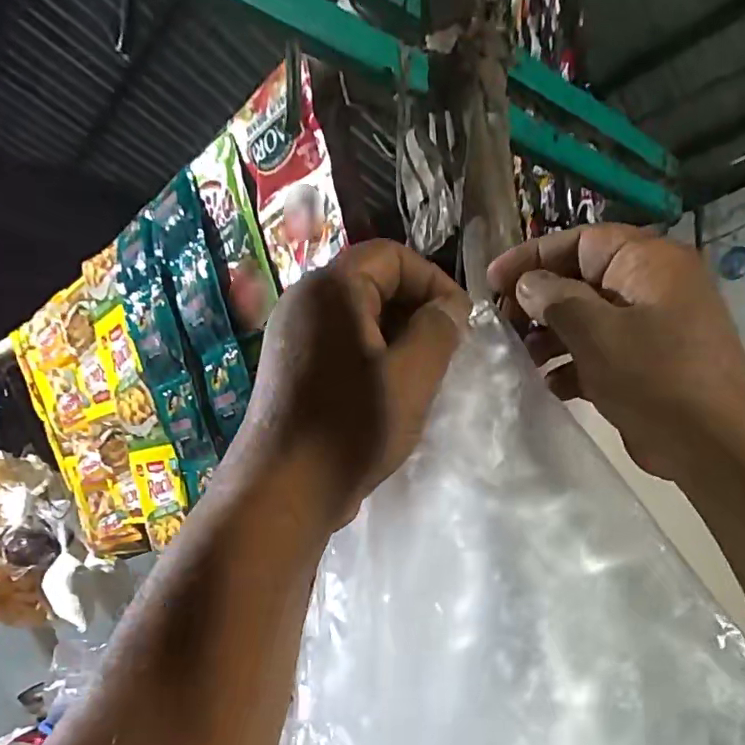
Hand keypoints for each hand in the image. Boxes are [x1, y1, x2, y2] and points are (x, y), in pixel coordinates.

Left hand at [224, 240, 471, 529]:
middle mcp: (303, 302)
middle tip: (446, 350)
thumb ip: (439, 330)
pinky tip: (387, 395)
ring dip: (396, 338)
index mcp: (332, 289)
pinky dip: (369, 358)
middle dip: (416, 311)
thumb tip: (449, 309)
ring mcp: (291, 337)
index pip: (392, 256)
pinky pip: (338, 346)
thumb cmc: (351, 427)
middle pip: (371, 283)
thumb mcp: (412, 376)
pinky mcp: (289, 370)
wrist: (283, 489)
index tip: (461, 321)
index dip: (434, 282)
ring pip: (356, 319)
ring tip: (421, 376)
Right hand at [487, 223, 744, 480]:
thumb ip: (556, 301)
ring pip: (585, 322)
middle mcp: (646, 289)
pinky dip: (569, 367)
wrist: (713, 440)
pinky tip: (545, 386)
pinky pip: (596, 356)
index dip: (533, 257)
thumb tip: (528, 285)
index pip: (580, 242)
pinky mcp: (640, 368)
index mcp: (646, 263)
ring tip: (517, 359)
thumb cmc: (656, 375)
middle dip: (537, 302)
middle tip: (500, 327)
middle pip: (579, 282)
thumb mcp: (598, 331)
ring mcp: (645, 331)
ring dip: (548, 338)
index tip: (493, 281)